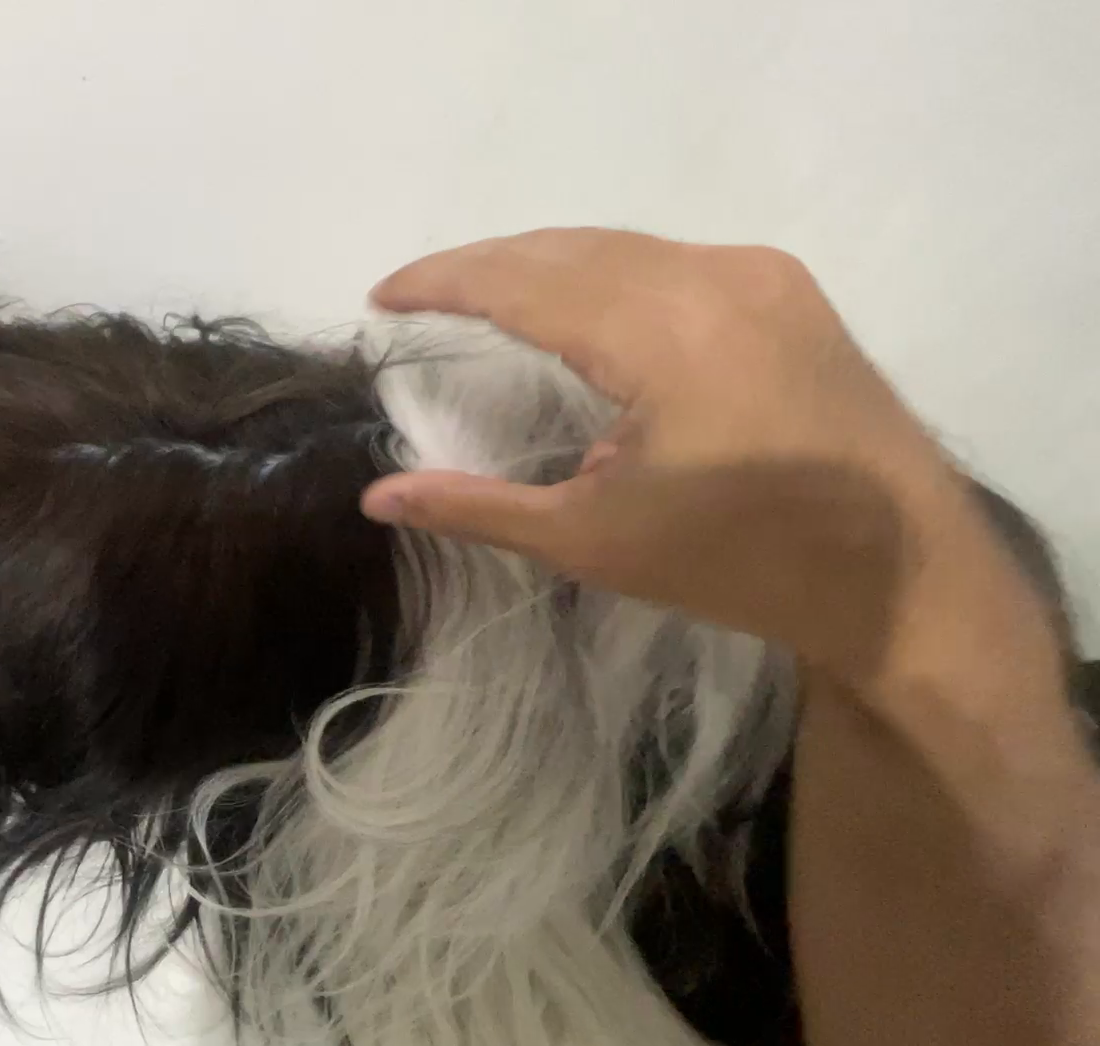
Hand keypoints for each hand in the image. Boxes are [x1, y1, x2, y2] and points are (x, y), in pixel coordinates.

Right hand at [360, 228, 1045, 688]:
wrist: (896, 576)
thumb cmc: (729, 561)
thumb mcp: (584, 540)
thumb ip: (471, 507)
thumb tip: (374, 498)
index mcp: (665, 337)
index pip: (524, 282)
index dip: (443, 281)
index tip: (381, 294)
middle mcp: (715, 280)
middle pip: (564, 247)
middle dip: (477, 264)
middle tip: (412, 291)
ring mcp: (758, 277)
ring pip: (613, 245)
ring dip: (530, 262)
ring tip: (469, 290)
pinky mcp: (780, 290)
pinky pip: (658, 257)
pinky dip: (588, 269)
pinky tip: (561, 298)